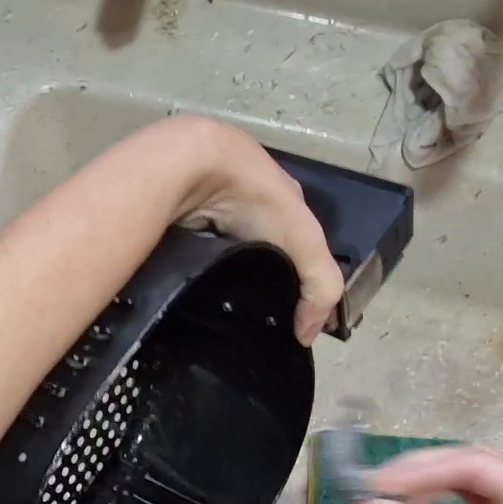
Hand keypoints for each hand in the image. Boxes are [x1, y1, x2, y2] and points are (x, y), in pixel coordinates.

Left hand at [150, 117, 343, 343]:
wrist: (191, 167)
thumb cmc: (255, 200)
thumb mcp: (304, 240)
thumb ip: (320, 284)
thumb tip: (308, 335)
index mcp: (282, 205)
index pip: (296, 250)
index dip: (298, 283)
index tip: (289, 320)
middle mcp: (246, 209)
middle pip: (258, 256)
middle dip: (258, 285)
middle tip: (251, 323)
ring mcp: (211, 216)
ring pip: (224, 260)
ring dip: (225, 284)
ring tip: (222, 316)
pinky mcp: (182, 227)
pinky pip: (194, 261)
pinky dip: (198, 278)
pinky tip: (195, 296)